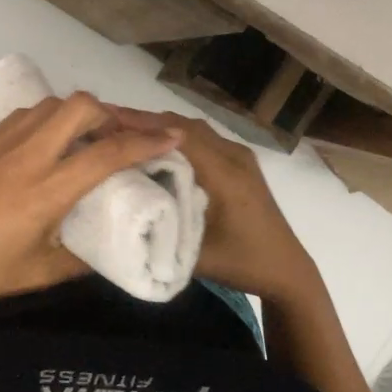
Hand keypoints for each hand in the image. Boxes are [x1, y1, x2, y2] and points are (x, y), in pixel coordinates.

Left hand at [0, 93, 181, 318]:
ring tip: (94, 138)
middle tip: (128, 138)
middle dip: (114, 115)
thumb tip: (121, 245)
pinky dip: (52, 119)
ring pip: (53, 104)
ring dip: (82, 114)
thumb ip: (88, 258)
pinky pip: (27, 114)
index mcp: (45, 193)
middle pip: (81, 107)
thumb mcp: (44, 273)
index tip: (173, 137)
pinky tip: (55, 143)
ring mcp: (1, 145)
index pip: (106, 154)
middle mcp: (26, 158)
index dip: (146, 143)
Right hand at [108, 106, 320, 301]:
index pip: (180, 137)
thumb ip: (162, 235)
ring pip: (193, 129)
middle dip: (144, 122)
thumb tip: (118, 217)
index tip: (106, 121)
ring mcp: (240, 157)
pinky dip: (174, 137)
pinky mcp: (239, 163)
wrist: (287, 271)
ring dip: (159, 127)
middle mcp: (235, 157)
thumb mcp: (197, 257)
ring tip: (122, 131)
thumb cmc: (243, 265)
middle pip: (184, 126)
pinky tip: (152, 147)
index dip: (142, 126)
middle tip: (105, 123)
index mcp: (227, 176)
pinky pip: (202, 140)